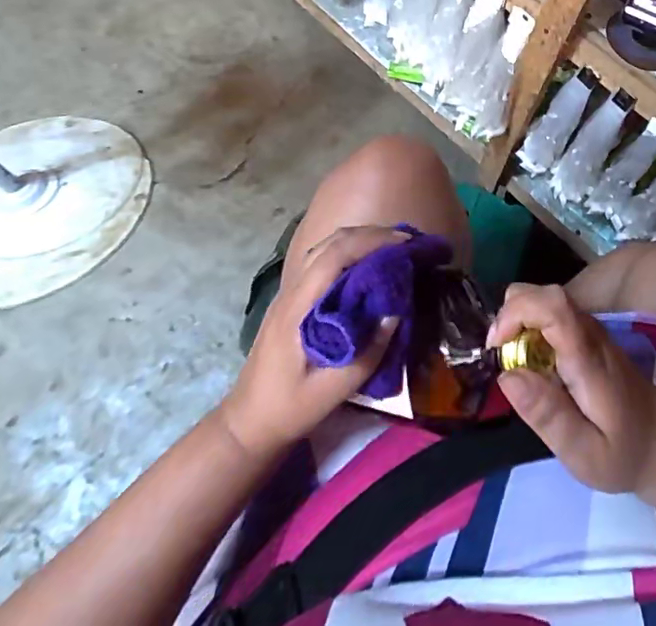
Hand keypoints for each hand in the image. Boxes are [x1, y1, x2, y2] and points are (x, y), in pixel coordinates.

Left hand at [219, 226, 402, 455]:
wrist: (248, 422)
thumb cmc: (289, 408)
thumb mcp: (333, 391)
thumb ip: (368, 354)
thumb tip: (396, 313)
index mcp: (298, 309)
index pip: (334, 256)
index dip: (370, 242)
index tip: (404, 244)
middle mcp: (291, 292)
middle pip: (330, 243)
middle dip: (370, 234)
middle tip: (406, 242)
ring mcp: (289, 294)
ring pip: (324, 249)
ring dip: (359, 240)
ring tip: (392, 249)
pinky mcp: (293, 301)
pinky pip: (322, 263)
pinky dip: (348, 253)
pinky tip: (367, 266)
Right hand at [487, 283, 655, 493]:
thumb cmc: (622, 452)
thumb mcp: (584, 454)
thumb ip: (548, 415)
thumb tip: (507, 376)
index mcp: (588, 357)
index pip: (554, 307)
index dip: (517, 313)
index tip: (496, 346)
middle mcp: (589, 332)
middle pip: (544, 294)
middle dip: (510, 314)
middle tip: (499, 355)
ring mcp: (590, 328)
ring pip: (544, 299)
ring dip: (516, 320)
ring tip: (510, 361)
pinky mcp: (586, 332)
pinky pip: (550, 313)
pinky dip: (527, 327)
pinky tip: (528, 362)